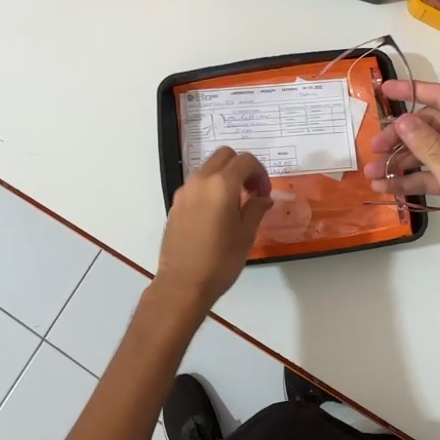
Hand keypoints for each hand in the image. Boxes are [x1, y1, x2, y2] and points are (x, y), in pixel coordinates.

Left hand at [153, 148, 272, 310]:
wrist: (183, 283)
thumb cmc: (220, 260)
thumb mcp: (246, 235)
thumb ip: (256, 209)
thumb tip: (263, 198)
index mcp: (221, 184)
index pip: (246, 161)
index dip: (260, 173)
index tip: (264, 194)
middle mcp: (200, 180)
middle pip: (224, 156)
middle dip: (241, 167)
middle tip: (251, 191)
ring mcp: (184, 191)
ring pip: (208, 168)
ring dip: (224, 176)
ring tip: (235, 203)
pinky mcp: (175, 204)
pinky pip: (196, 184)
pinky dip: (209, 187)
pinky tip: (216, 213)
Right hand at [364, 81, 439, 284]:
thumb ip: (428, 146)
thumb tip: (403, 119)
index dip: (413, 90)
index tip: (384, 90)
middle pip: (431, 126)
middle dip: (400, 136)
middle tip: (374, 149)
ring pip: (429, 151)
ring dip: (401, 161)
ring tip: (373, 176)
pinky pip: (432, 173)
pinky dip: (411, 179)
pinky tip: (388, 189)